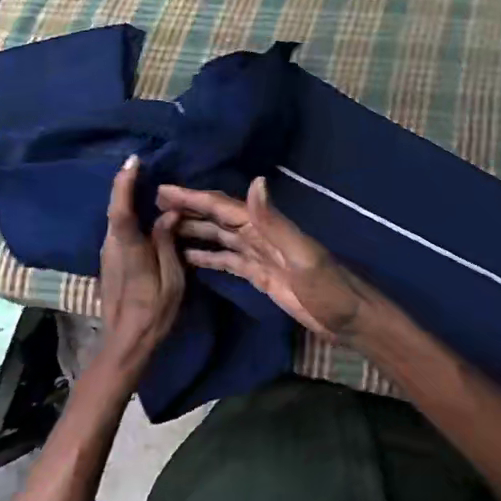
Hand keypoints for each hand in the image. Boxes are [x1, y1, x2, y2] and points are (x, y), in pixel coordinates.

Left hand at [98, 155, 183, 367]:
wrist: (126, 342)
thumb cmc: (153, 312)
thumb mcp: (172, 278)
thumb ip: (168, 243)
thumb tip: (169, 214)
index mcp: (128, 248)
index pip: (122, 208)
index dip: (125, 183)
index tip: (133, 160)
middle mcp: (111, 246)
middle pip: (116, 208)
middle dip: (127, 185)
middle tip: (143, 165)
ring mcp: (107, 254)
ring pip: (116, 219)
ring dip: (128, 199)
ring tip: (146, 184)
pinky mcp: (110, 261)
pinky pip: (119, 230)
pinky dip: (129, 215)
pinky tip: (145, 215)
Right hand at [157, 176, 383, 339]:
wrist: (347, 318)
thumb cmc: (328, 287)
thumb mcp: (301, 255)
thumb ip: (274, 222)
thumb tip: (254, 182)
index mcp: (267, 226)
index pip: (223, 207)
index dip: (194, 197)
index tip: (163, 190)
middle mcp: (260, 235)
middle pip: (217, 219)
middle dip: (188, 210)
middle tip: (153, 206)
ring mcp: (260, 256)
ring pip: (220, 238)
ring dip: (194, 231)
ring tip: (162, 229)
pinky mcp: (260, 276)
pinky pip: (229, 260)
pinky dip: (208, 256)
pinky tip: (188, 258)